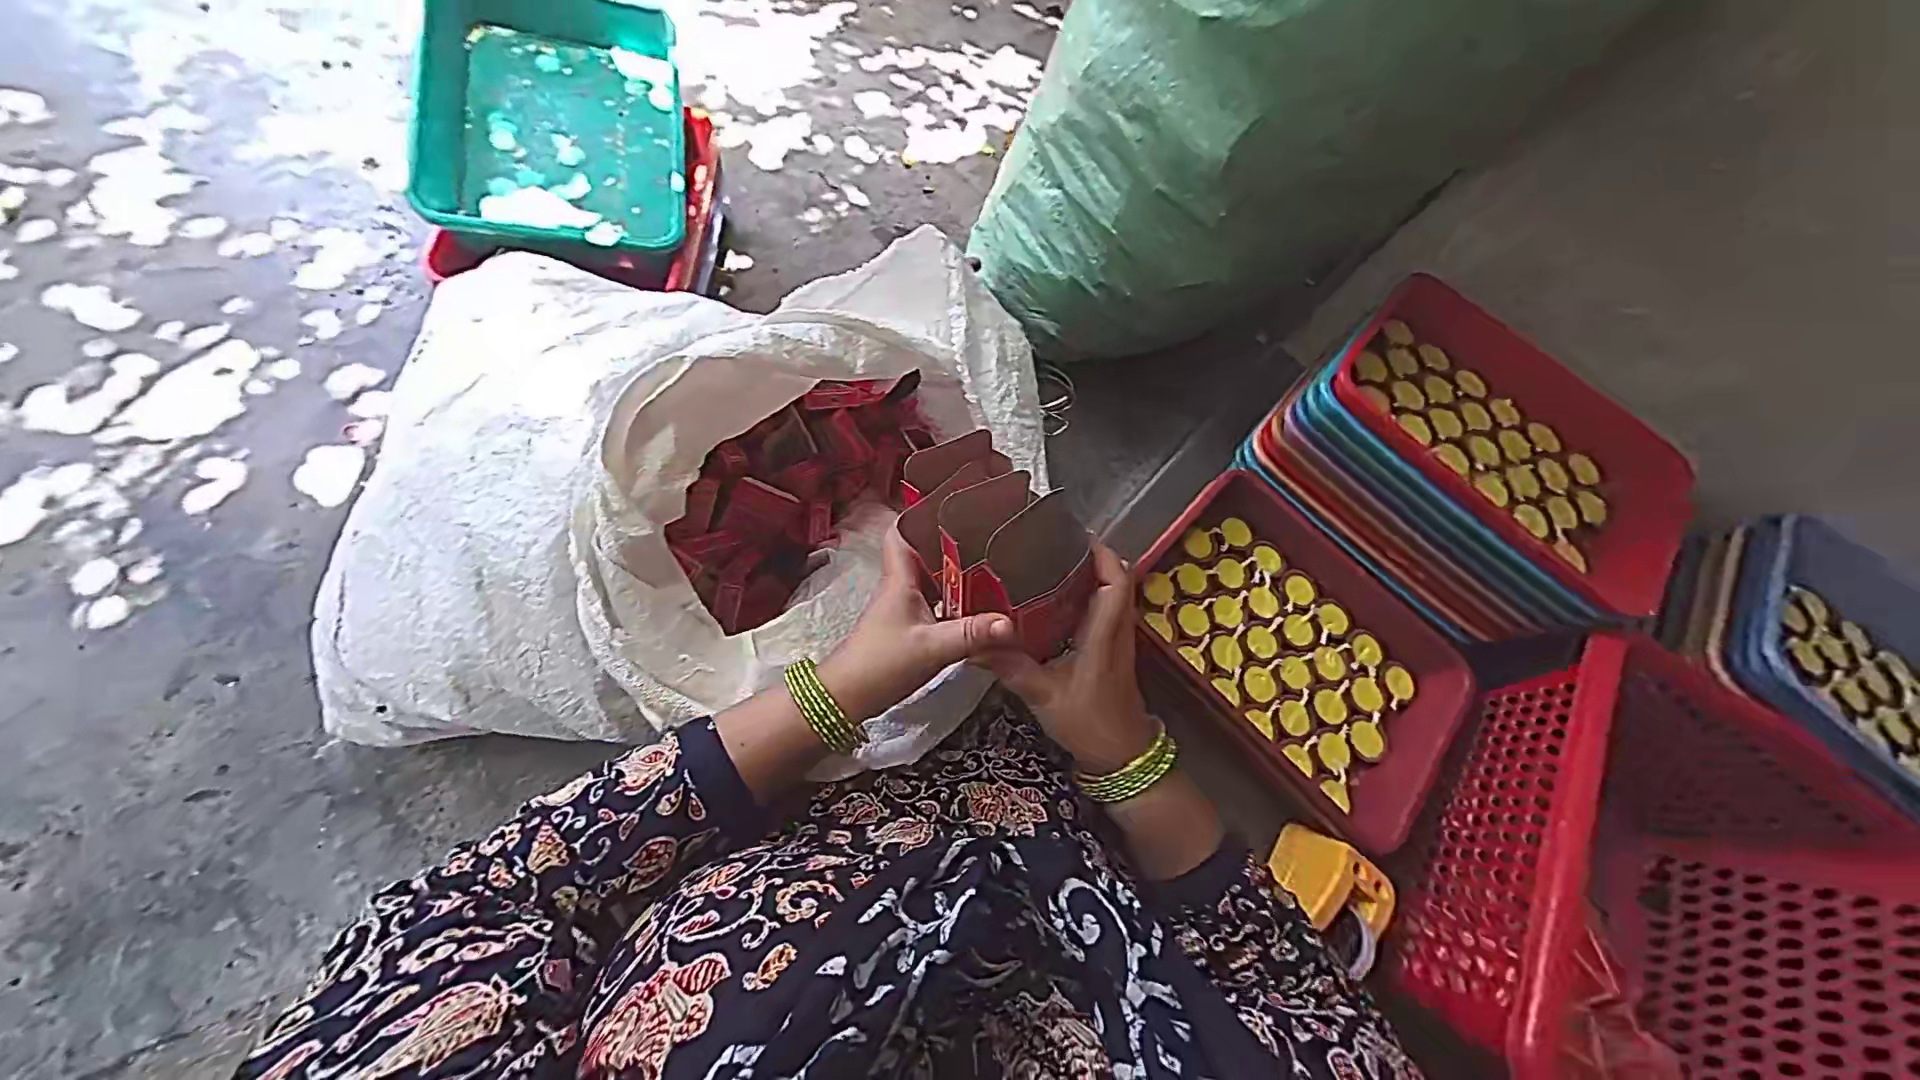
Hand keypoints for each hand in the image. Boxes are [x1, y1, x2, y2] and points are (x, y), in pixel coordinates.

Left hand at [815, 525, 1018, 722]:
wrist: (847, 698)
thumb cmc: (879, 664)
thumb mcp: (931, 647)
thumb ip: (971, 633)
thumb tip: (1010, 623)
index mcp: (900, 579)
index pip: (902, 532)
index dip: (921, 514)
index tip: (951, 504)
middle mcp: (901, 588)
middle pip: (924, 553)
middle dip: (950, 542)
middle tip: (985, 534)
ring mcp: (904, 608)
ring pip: (932, 579)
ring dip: (955, 573)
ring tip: (990, 564)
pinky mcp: (909, 628)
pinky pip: (936, 604)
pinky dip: (954, 600)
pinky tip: (976, 606)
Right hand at [980, 542, 1157, 772]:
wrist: (1122, 756)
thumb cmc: (1088, 722)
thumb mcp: (1043, 694)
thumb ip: (1010, 666)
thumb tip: (973, 645)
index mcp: (1104, 633)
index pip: (1116, 581)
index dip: (1101, 553)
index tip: (1074, 536)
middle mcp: (1118, 630)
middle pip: (1118, 580)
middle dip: (1092, 557)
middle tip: (1055, 546)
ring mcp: (1120, 640)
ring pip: (1115, 594)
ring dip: (1093, 575)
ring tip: (1054, 565)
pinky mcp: (1115, 650)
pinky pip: (1108, 611)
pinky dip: (1091, 596)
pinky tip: (1060, 601)